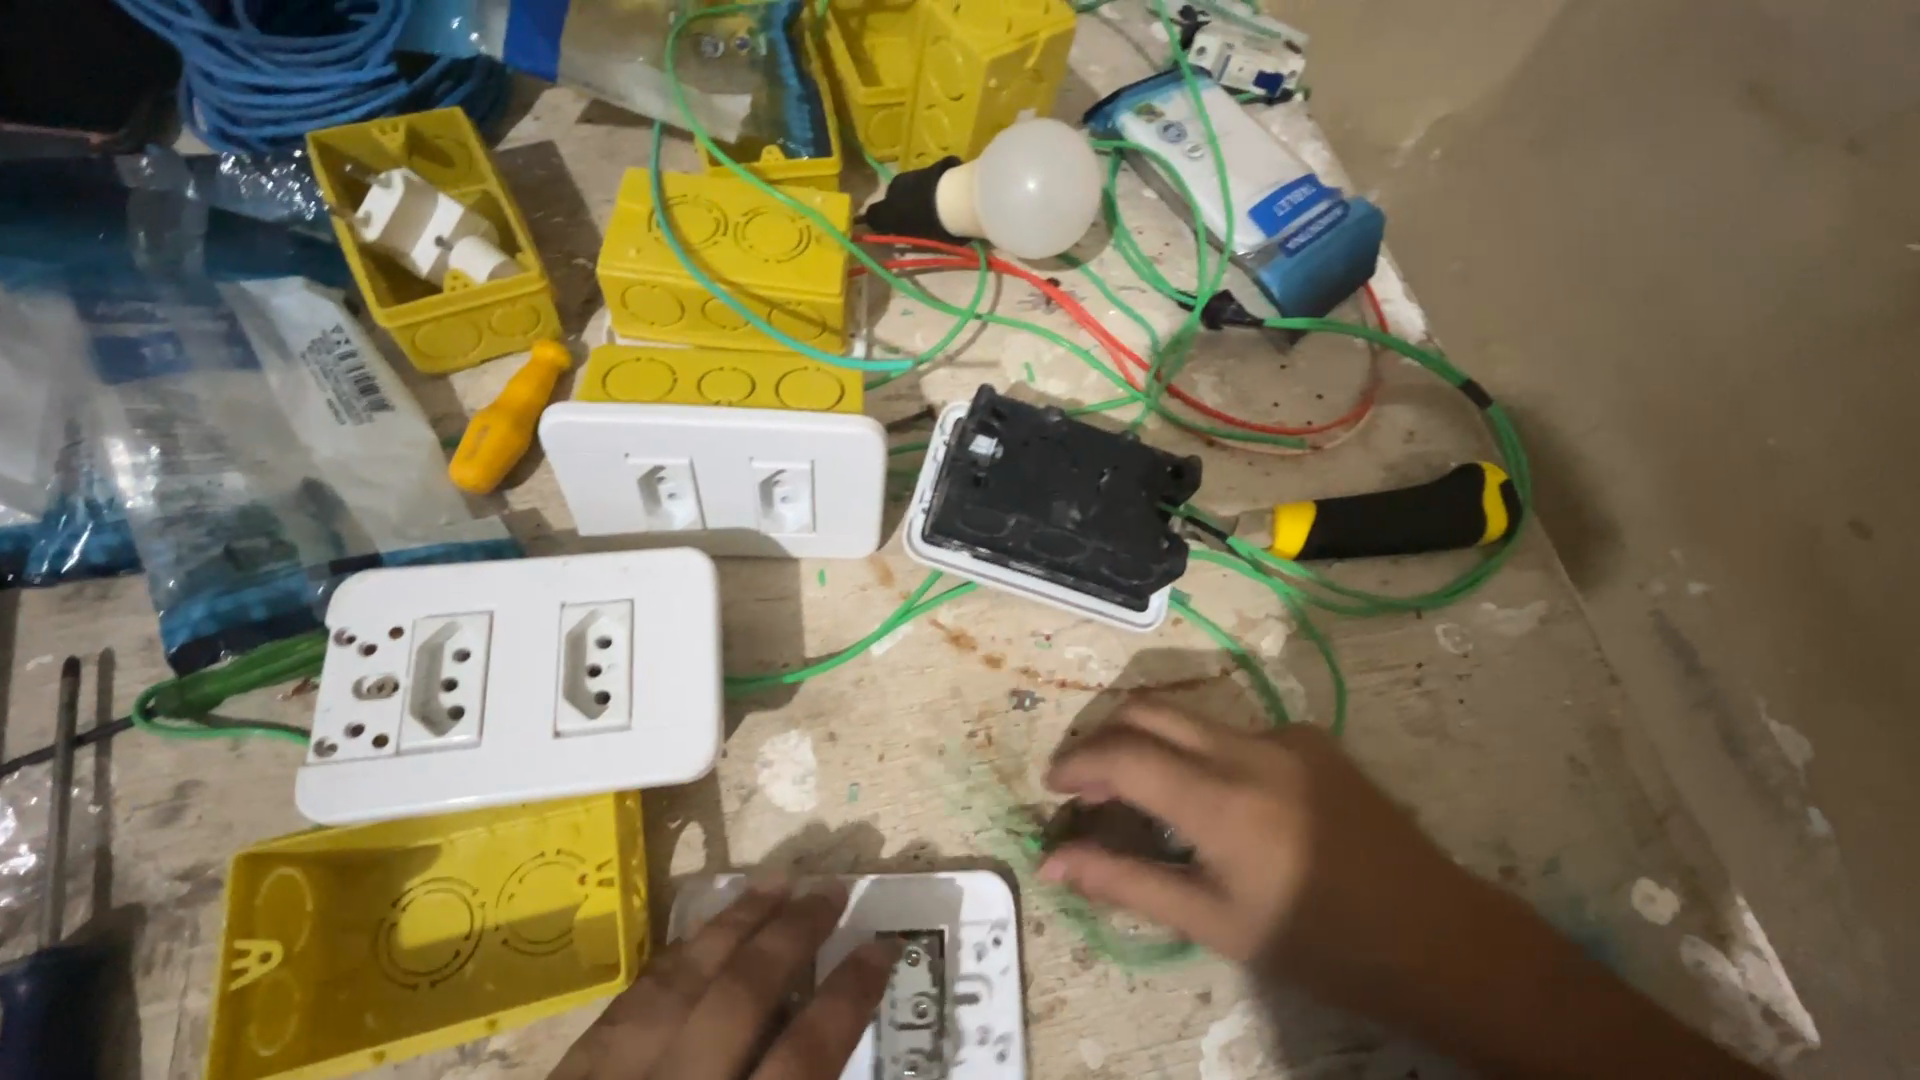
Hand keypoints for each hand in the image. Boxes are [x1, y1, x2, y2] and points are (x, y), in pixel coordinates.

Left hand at [548, 880, 899, 1079]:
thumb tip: (824, 1057)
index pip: (804, 1056)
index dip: (849, 994)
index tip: (883, 945)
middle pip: (742, 997)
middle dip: (794, 935)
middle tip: (832, 889)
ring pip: (683, 982)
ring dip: (735, 925)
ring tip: (778, 881)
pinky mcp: (572, 1077)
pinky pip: (633, 999)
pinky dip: (677, 958)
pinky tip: (703, 932)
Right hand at [1038, 703, 1773, 1078]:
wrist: (1437, 937)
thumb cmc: (1316, 944)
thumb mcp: (1212, 922)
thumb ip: (1125, 882)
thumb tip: (1052, 862)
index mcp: (1218, 800)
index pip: (1121, 754)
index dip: (1076, 763)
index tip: (1054, 787)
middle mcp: (1247, 748)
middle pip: (1148, 710)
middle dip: (1102, 735)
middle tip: (1085, 780)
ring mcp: (1285, 735)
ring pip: (1190, 715)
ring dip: (1150, 740)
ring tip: (1142, 791)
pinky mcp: (1312, 738)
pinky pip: (1236, 730)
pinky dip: (1202, 751)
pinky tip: (1218, 799)